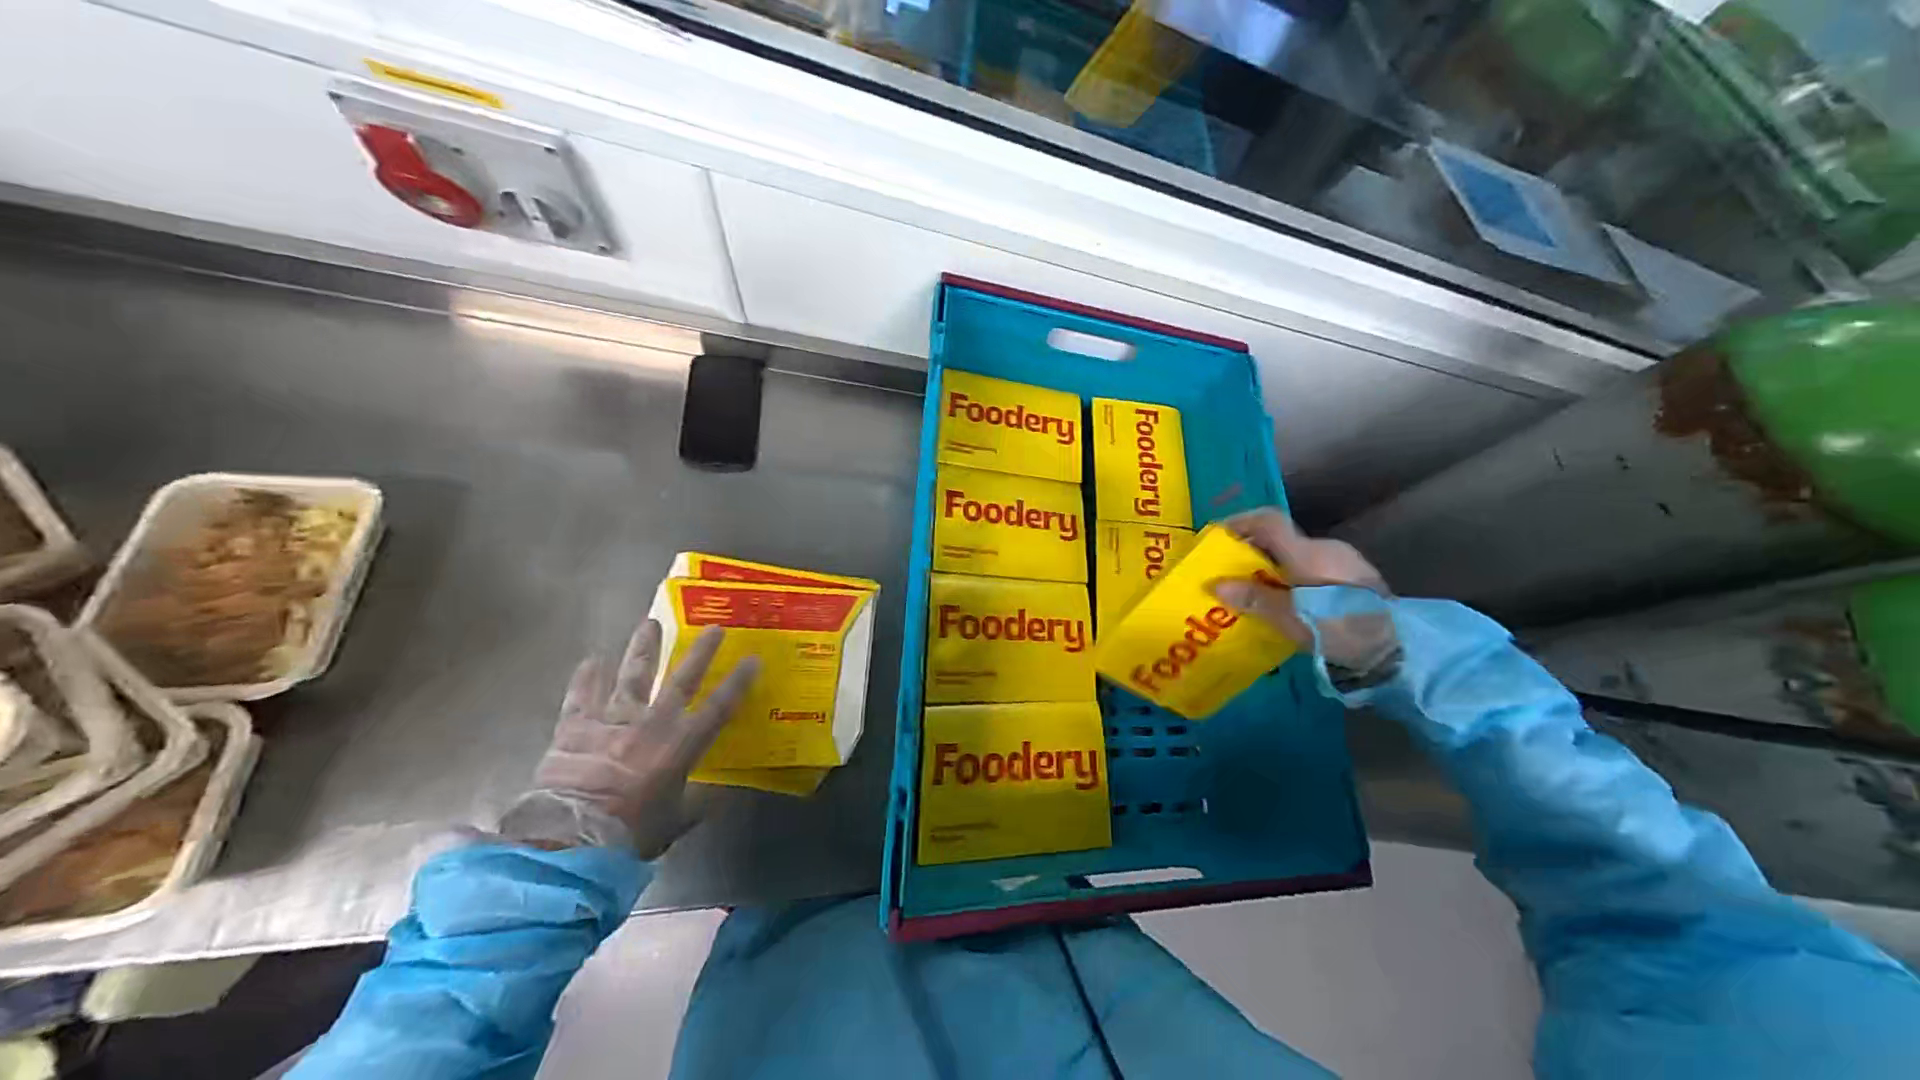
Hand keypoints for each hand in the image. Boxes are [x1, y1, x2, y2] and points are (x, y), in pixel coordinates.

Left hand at [512, 620, 759, 857]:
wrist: (573, 836)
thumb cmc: (632, 832)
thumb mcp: (676, 821)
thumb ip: (699, 803)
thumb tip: (722, 796)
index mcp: (682, 745)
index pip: (719, 707)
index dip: (738, 682)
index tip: (752, 659)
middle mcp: (653, 722)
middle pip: (682, 679)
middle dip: (700, 652)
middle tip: (714, 627)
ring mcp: (613, 719)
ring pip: (633, 675)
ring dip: (643, 648)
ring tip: (650, 623)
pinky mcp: (577, 725)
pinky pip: (582, 695)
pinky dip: (587, 676)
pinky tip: (593, 658)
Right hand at [1207, 509, 1399, 686]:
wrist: (1404, 650)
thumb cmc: (1340, 629)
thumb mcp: (1290, 618)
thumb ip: (1254, 599)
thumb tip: (1217, 583)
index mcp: (1307, 552)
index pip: (1268, 521)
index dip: (1239, 523)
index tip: (1217, 536)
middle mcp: (1327, 548)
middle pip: (1282, 540)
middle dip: (1253, 553)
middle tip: (1231, 574)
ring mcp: (1347, 562)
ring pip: (1299, 557)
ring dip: (1274, 569)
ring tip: (1257, 595)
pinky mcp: (1360, 580)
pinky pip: (1316, 571)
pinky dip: (1295, 580)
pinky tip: (1291, 605)